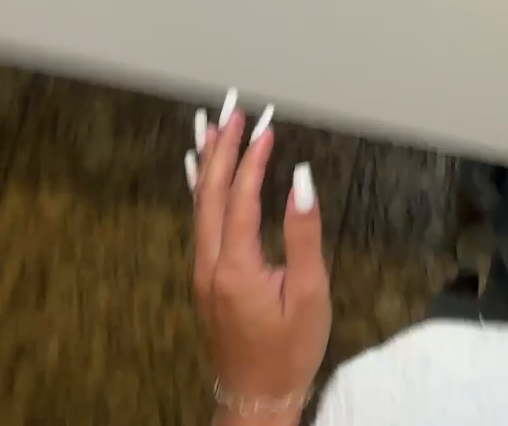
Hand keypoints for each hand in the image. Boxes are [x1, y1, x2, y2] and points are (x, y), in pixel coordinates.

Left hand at [188, 98, 329, 424]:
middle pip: (209, 194)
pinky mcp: (208, 277)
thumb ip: (303, 233)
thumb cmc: (290, 348)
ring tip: (211, 126)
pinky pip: (200, 220)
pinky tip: (198, 172)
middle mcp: (211, 266)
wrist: (258, 398)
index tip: (266, 127)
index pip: (240, 199)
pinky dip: (200, 188)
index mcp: (236, 268)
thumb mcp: (310, 293)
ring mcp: (204, 272)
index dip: (252, 160)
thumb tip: (302, 181)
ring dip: (207, 162)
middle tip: (232, 110)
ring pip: (199, 205)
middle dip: (221, 148)